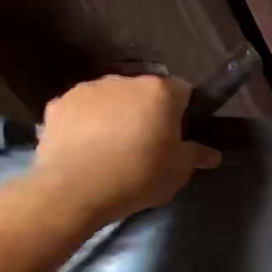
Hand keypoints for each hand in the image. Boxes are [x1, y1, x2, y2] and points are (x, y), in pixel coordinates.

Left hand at [30, 75, 221, 223]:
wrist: (73, 191)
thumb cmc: (137, 176)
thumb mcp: (177, 172)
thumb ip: (195, 156)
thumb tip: (213, 154)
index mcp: (160, 91)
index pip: (181, 91)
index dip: (181, 113)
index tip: (175, 136)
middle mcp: (125, 80)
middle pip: (143, 92)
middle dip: (146, 112)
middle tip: (144, 145)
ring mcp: (88, 89)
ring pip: (110, 98)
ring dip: (114, 115)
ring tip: (109, 148)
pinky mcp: (58, 104)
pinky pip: (80, 110)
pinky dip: (83, 123)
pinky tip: (82, 149)